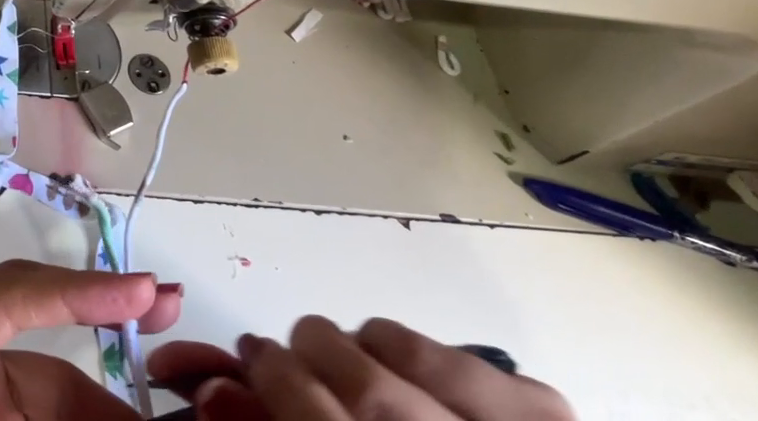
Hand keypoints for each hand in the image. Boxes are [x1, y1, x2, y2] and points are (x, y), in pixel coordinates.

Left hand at [0, 259, 183, 419]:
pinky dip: (85, 414)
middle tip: (164, 303)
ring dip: (104, 393)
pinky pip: (41, 405)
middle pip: (26, 313)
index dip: (74, 290)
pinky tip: (127, 418)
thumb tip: (131, 416)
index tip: (141, 294)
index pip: (1, 298)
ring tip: (171, 405)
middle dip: (97, 309)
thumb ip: (55, 408)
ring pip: (46, 373)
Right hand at [149, 316, 574, 419]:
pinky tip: (412, 377)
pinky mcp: (548, 414)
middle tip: (290, 352)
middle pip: (366, 387)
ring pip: (412, 357)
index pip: (314, 416)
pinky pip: (467, 357)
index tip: (248, 353)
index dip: (271, 376)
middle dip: (310, 351)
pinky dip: (421, 351)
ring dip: (362, 344)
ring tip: (351, 361)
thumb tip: (210, 385)